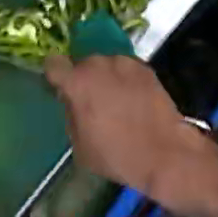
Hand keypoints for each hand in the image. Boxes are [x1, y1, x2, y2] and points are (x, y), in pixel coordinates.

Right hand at [43, 54, 217, 208]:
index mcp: (78, 82)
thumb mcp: (79, 145)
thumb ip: (71, 114)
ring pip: (106, 65)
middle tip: (92, 101)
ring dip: (106, 77)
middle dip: (84, 79)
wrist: (163, 151)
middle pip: (83, 64)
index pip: (54, 63)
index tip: (60, 86)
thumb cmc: (116, 154)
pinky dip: (125, 79)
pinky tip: (133, 100)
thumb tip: (72, 100)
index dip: (56, 75)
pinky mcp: (144, 66)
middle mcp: (99, 64)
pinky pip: (125, 69)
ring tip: (116, 101)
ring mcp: (124, 62)